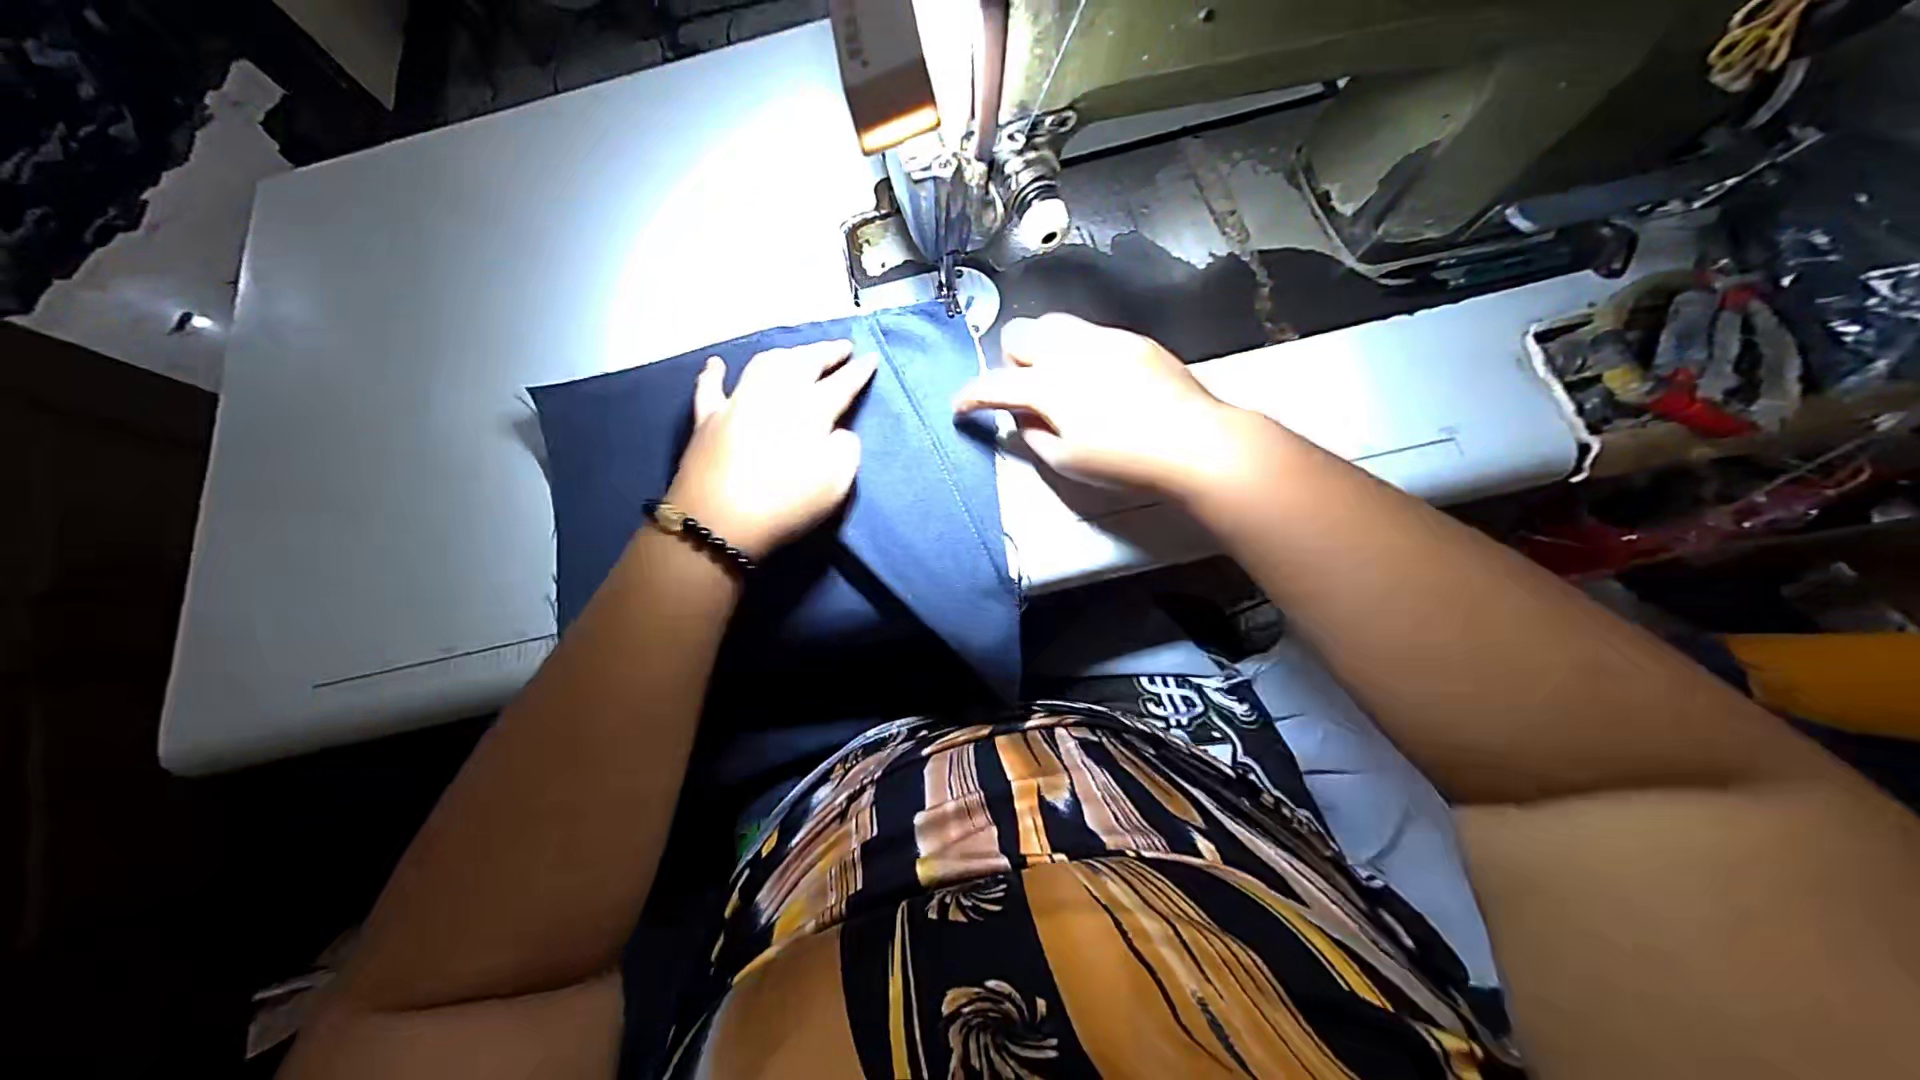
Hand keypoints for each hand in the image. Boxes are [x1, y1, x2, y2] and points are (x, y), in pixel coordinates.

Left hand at [664, 340, 876, 558]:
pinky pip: (711, 389)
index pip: (842, 383)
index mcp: (811, 409)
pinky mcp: (707, 419)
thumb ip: (846, 449)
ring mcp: (737, 402)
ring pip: (763, 365)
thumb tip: (838, 433)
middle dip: (825, 352)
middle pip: (803, 363)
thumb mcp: (837, 482)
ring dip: (785, 354)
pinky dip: (715, 374)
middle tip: (841, 347)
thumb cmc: (786, 503)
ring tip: (797, 353)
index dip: (859, 371)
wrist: (719, 522)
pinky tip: (717, 364)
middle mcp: (774, 394)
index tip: (871, 357)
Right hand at [953, 313, 1270, 497]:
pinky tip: (1098, 379)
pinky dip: (1078, 351)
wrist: (1195, 444)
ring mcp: (1105, 339)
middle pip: (1018, 335)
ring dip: (1042, 348)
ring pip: (1054, 323)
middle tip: (1024, 392)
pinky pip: (1091, 333)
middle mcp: (1071, 351)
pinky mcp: (1134, 340)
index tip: (962, 406)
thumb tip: (1025, 419)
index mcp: (1049, 385)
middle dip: (1009, 362)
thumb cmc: (1127, 461)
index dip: (970, 397)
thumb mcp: (1067, 461)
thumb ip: (1033, 435)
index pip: (993, 384)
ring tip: (1059, 380)